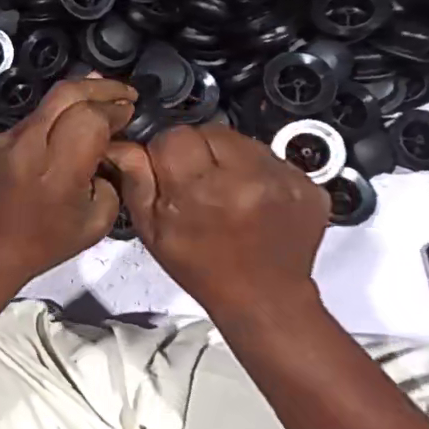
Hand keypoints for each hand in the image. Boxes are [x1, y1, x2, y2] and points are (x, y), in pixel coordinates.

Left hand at [0, 76, 138, 289]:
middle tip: (124, 93)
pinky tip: (76, 116)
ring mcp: (10, 141)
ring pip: (49, 99)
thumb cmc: (48, 241)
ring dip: (81, 93)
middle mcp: (30, 149)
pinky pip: (36, 115)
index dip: (113, 109)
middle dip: (101, 87)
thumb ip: (112, 177)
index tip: (129, 111)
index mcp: (57, 172)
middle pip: (67, 94)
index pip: (89, 118)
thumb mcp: (98, 220)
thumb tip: (112, 147)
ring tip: (106, 95)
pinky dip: (60, 110)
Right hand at [109, 123, 330, 316]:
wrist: (264, 298)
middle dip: (198, 150)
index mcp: (199, 189)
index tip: (169, 172)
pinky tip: (252, 199)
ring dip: (229, 158)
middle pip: (209, 130)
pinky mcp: (305, 182)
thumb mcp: (153, 232)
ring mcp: (280, 178)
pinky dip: (257, 171)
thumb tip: (123, 146)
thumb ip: (136, 182)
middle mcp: (243, 177)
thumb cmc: (203, 269)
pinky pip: (270, 156)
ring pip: (241, 139)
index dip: (166, 152)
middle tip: (198, 184)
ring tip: (226, 192)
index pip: (174, 135)